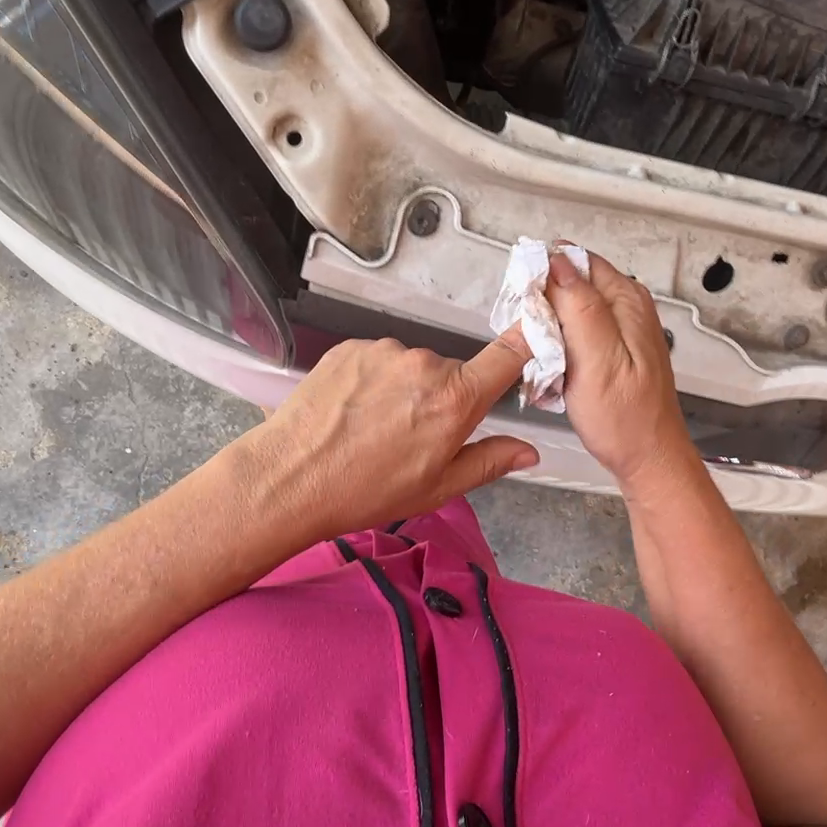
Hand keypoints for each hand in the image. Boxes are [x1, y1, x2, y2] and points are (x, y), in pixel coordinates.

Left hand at [239, 334, 538, 541]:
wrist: (290, 478)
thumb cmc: (367, 491)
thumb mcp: (437, 488)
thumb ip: (489, 462)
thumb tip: (530, 451)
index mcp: (455, 400)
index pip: (507, 356)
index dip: (527, 343)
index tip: (536, 335)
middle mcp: (424, 364)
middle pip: (450, 373)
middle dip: (441, 398)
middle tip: (411, 436)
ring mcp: (384, 351)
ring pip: (411, 367)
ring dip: (403, 389)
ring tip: (372, 427)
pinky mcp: (350, 347)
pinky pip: (377, 360)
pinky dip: (371, 381)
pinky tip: (351, 412)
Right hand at [545, 252, 698, 494]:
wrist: (647, 459)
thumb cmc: (624, 418)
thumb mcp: (597, 359)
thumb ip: (579, 306)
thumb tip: (557, 261)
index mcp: (625, 299)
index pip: (573, 260)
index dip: (543, 277)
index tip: (526, 309)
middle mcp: (626, 305)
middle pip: (569, 282)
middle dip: (542, 305)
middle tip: (535, 341)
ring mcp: (619, 327)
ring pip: (568, 308)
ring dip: (547, 327)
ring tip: (544, 357)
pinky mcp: (610, 348)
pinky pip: (574, 331)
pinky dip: (557, 344)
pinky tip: (554, 367)